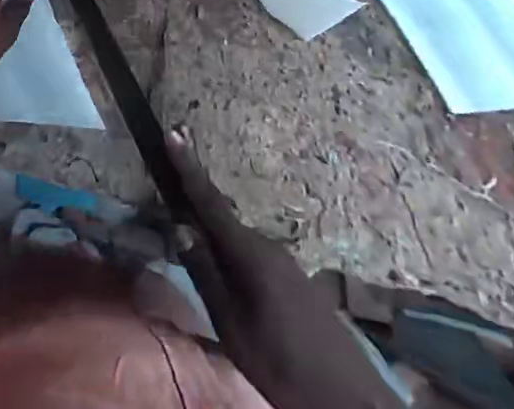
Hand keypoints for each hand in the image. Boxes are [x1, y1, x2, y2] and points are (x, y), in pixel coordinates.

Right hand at [170, 131, 404, 408]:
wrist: (349, 397)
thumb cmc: (282, 364)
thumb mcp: (233, 328)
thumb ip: (206, 275)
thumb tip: (180, 227)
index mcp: (249, 254)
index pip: (209, 201)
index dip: (188, 166)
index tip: (173, 132)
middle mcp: (266, 245)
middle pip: (219, 219)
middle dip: (192, 210)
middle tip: (164, 210)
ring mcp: (282, 259)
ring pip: (234, 240)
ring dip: (210, 240)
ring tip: (190, 257)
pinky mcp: (290, 275)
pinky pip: (249, 254)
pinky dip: (229, 256)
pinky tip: (224, 283)